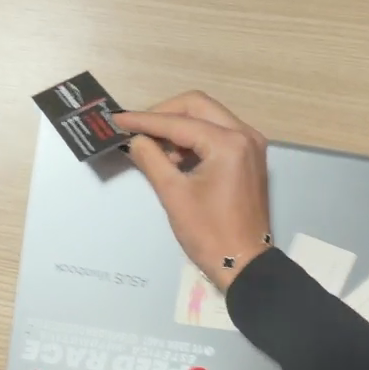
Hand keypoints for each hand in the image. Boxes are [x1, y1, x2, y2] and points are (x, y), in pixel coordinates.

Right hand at [116, 91, 272, 288]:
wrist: (244, 264)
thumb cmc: (209, 234)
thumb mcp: (174, 195)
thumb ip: (152, 160)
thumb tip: (135, 140)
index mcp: (228, 143)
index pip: (179, 122)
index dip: (145, 120)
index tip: (117, 119)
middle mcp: (244, 135)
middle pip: (197, 106)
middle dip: (164, 114)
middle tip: (136, 129)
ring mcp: (250, 145)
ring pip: (208, 117)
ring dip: (179, 126)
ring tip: (153, 148)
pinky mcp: (249, 157)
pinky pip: (218, 134)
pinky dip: (194, 139)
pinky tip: (175, 157)